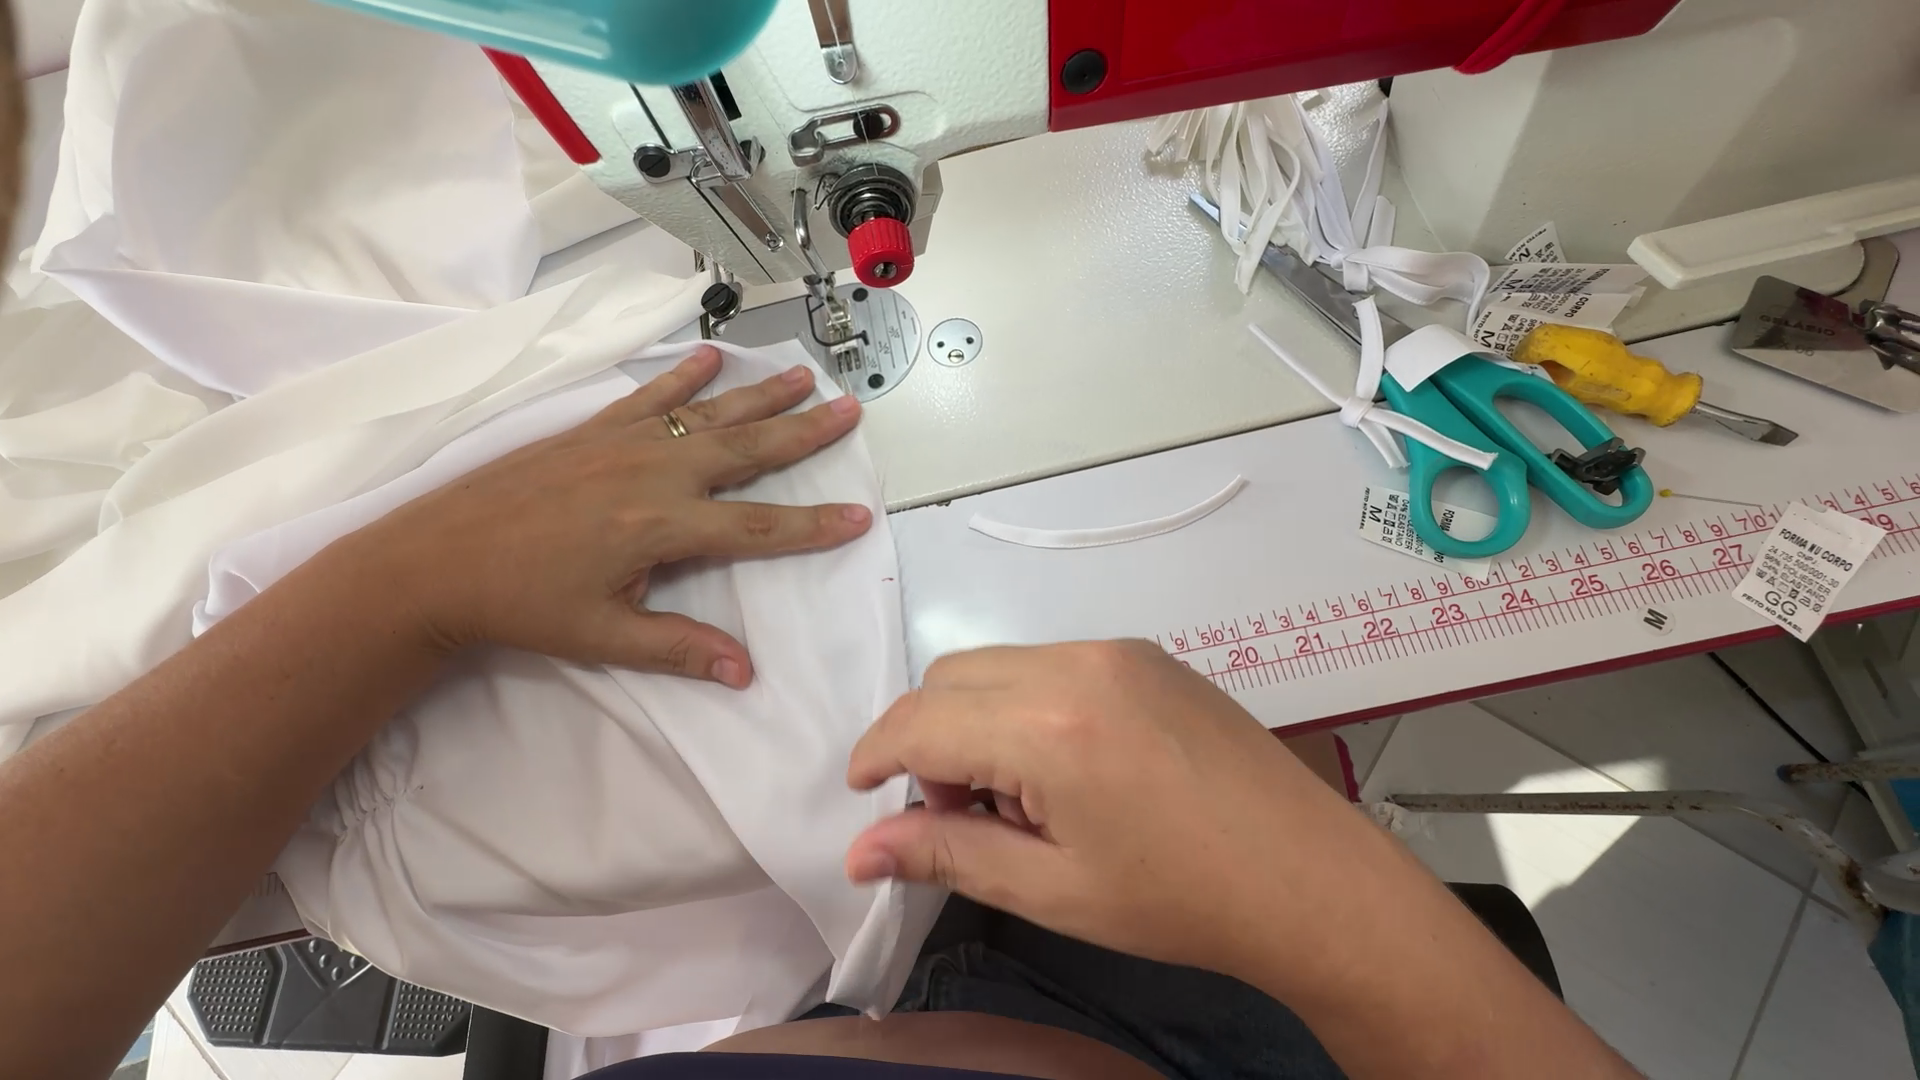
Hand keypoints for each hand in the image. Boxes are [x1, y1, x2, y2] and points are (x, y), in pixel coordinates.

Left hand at [341, 345, 870, 686]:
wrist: (431, 560)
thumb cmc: (520, 605)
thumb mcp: (603, 638)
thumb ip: (679, 649)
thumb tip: (745, 672)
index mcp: (660, 527)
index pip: (757, 528)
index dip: (813, 526)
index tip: (859, 516)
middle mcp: (652, 473)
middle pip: (747, 450)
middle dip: (804, 433)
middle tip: (849, 411)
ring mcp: (622, 442)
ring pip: (709, 413)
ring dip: (760, 395)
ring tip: (803, 377)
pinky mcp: (592, 428)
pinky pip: (649, 395)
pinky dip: (682, 375)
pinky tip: (711, 356)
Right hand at [844, 640, 1374, 981]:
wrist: (1310, 877)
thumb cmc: (1178, 899)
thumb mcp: (1050, 888)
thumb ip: (945, 853)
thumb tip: (860, 851)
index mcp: (1048, 724)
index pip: (921, 720)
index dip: (876, 755)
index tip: (863, 795)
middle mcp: (1076, 663)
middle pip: (951, 677)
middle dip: (926, 739)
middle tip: (955, 811)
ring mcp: (1116, 650)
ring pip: (998, 665)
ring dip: (975, 719)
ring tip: (1017, 795)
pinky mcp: (1145, 653)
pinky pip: (1050, 662)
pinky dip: (1023, 703)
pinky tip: (1063, 764)